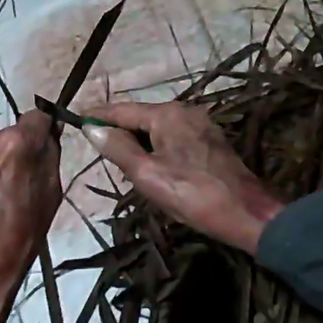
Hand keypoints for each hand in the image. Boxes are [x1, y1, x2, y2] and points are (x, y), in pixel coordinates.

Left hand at [0, 112, 60, 322]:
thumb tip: (46, 136)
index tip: (43, 150)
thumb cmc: (21, 236)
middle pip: (9, 134)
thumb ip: (49, 156)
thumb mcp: (52, 194)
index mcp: (15, 142)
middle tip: (19, 182)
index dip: (43, 132)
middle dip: (16, 151)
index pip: (37, 116)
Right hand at [85, 101, 282, 255]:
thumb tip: (92, 129)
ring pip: (158, 129)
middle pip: (141, 118)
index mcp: (167, 114)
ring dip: (138, 143)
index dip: (99, 116)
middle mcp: (185, 112)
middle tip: (96, 149)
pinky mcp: (210, 143)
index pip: (123, 110)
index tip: (76, 120)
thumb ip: (118, 148)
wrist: (246, 213)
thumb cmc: (192, 193)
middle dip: (119, 131)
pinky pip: (173, 140)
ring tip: (119, 161)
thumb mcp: (147, 173)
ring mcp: (201, 126)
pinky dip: (156, 149)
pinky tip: (150, 167)